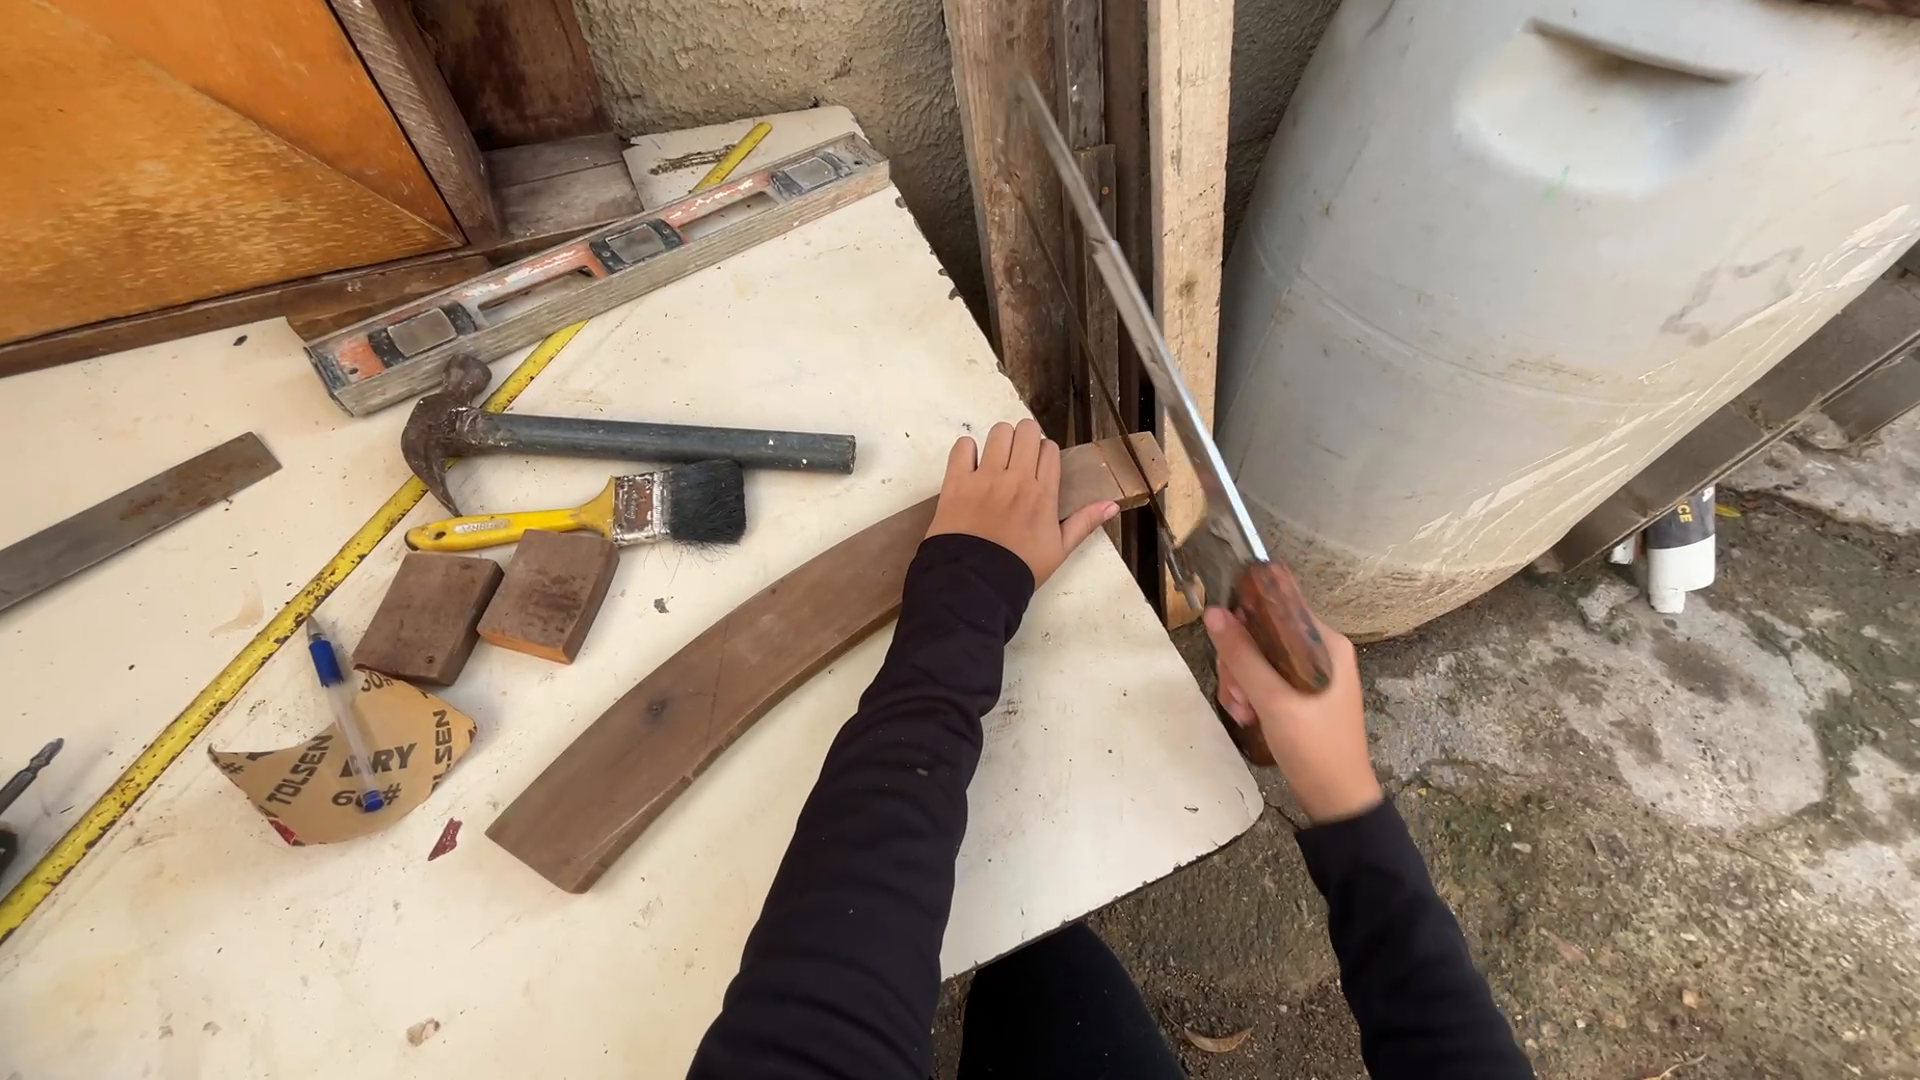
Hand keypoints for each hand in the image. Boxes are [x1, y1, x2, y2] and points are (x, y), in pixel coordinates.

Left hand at [926, 419, 1117, 586]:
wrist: (977, 583)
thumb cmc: (1020, 567)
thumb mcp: (1060, 549)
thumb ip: (1085, 522)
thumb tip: (1112, 505)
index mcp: (1043, 493)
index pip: (1049, 449)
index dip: (1045, 453)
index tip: (1039, 465)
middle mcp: (1016, 479)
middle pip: (1026, 432)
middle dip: (1025, 438)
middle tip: (1018, 455)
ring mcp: (985, 478)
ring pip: (998, 433)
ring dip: (1000, 440)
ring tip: (996, 458)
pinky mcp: (957, 482)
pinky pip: (963, 447)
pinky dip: (967, 449)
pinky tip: (971, 464)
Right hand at [1203, 607, 1381, 822]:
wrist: (1335, 797)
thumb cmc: (1312, 744)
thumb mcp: (1273, 698)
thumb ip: (1242, 655)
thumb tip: (1213, 612)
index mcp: (1324, 643)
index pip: (1278, 606)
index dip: (1245, 618)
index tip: (1227, 645)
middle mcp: (1319, 651)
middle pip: (1261, 634)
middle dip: (1238, 661)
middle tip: (1237, 692)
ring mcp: (1309, 673)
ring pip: (1256, 658)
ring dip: (1239, 682)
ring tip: (1241, 710)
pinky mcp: (1298, 693)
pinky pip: (1263, 679)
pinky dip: (1248, 694)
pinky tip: (1246, 715)